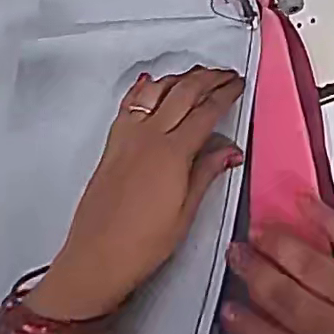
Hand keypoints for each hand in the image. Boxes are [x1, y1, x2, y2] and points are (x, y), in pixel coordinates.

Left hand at [31, 67, 245, 319]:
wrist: (95, 259)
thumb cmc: (141, 245)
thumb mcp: (185, 213)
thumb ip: (207, 172)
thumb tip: (229, 151)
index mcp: (172, 153)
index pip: (206, 111)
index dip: (225, 94)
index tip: (237, 85)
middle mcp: (149, 136)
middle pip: (184, 92)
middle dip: (208, 78)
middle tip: (225, 75)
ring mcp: (127, 136)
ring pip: (157, 90)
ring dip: (180, 77)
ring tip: (197, 74)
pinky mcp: (112, 143)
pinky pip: (130, 103)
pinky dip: (144, 88)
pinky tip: (151, 82)